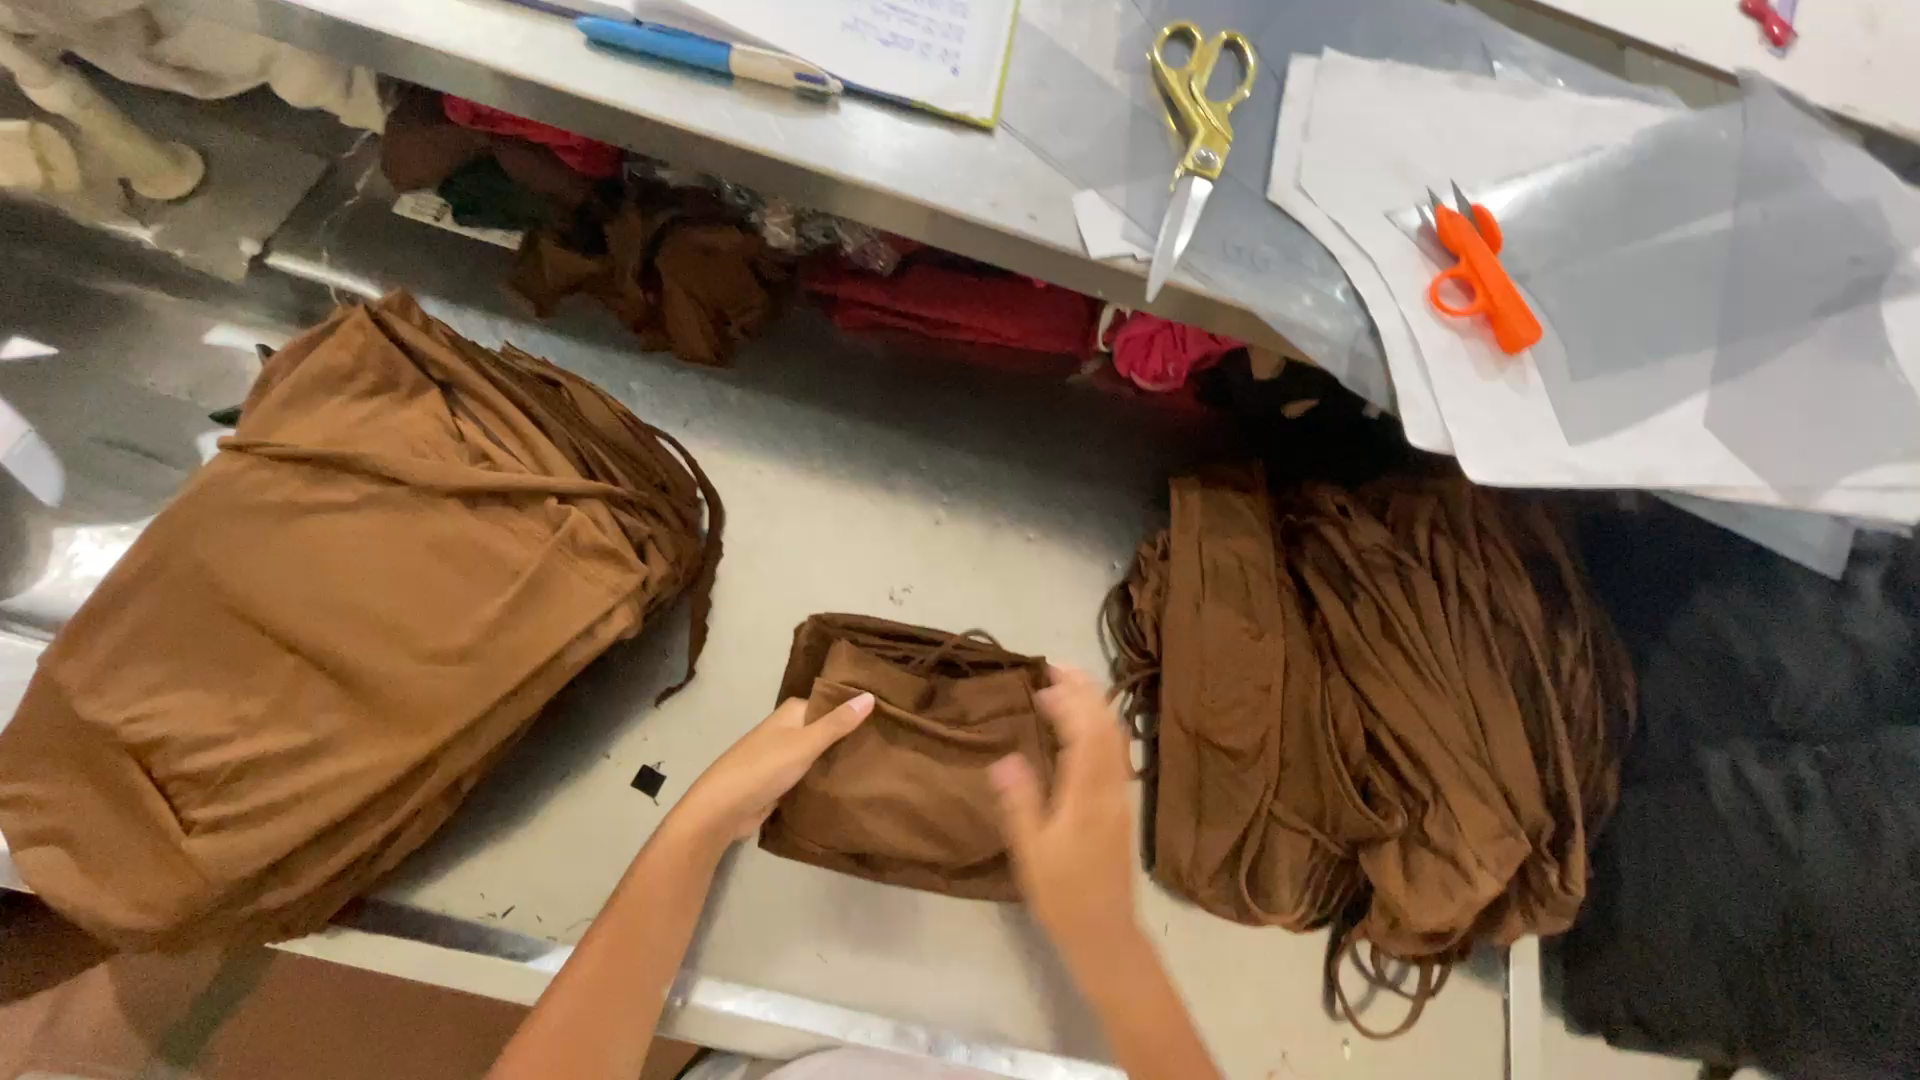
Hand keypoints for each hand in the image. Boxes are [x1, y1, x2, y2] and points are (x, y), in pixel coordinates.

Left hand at [664, 693, 874, 850]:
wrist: (722, 810)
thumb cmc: (763, 768)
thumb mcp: (805, 743)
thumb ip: (838, 723)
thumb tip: (870, 696)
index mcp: (791, 713)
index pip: (831, 704)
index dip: (855, 711)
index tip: (887, 719)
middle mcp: (787, 730)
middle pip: (826, 730)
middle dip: (850, 738)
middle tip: (888, 746)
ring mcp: (783, 757)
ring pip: (819, 755)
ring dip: (839, 761)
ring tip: (877, 766)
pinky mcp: (781, 783)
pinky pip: (810, 776)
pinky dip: (825, 780)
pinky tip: (850, 786)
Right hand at [991, 665, 1140, 962]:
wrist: (1105, 933)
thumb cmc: (1062, 895)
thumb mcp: (1031, 852)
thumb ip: (1020, 803)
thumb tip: (1004, 758)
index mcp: (1086, 797)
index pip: (1084, 735)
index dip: (1069, 702)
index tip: (1046, 680)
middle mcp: (1109, 790)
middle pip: (1105, 729)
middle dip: (1086, 693)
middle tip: (1059, 667)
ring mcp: (1119, 798)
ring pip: (1114, 740)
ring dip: (1096, 707)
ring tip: (1071, 686)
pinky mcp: (1119, 807)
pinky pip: (1115, 754)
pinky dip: (1102, 729)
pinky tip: (1085, 727)